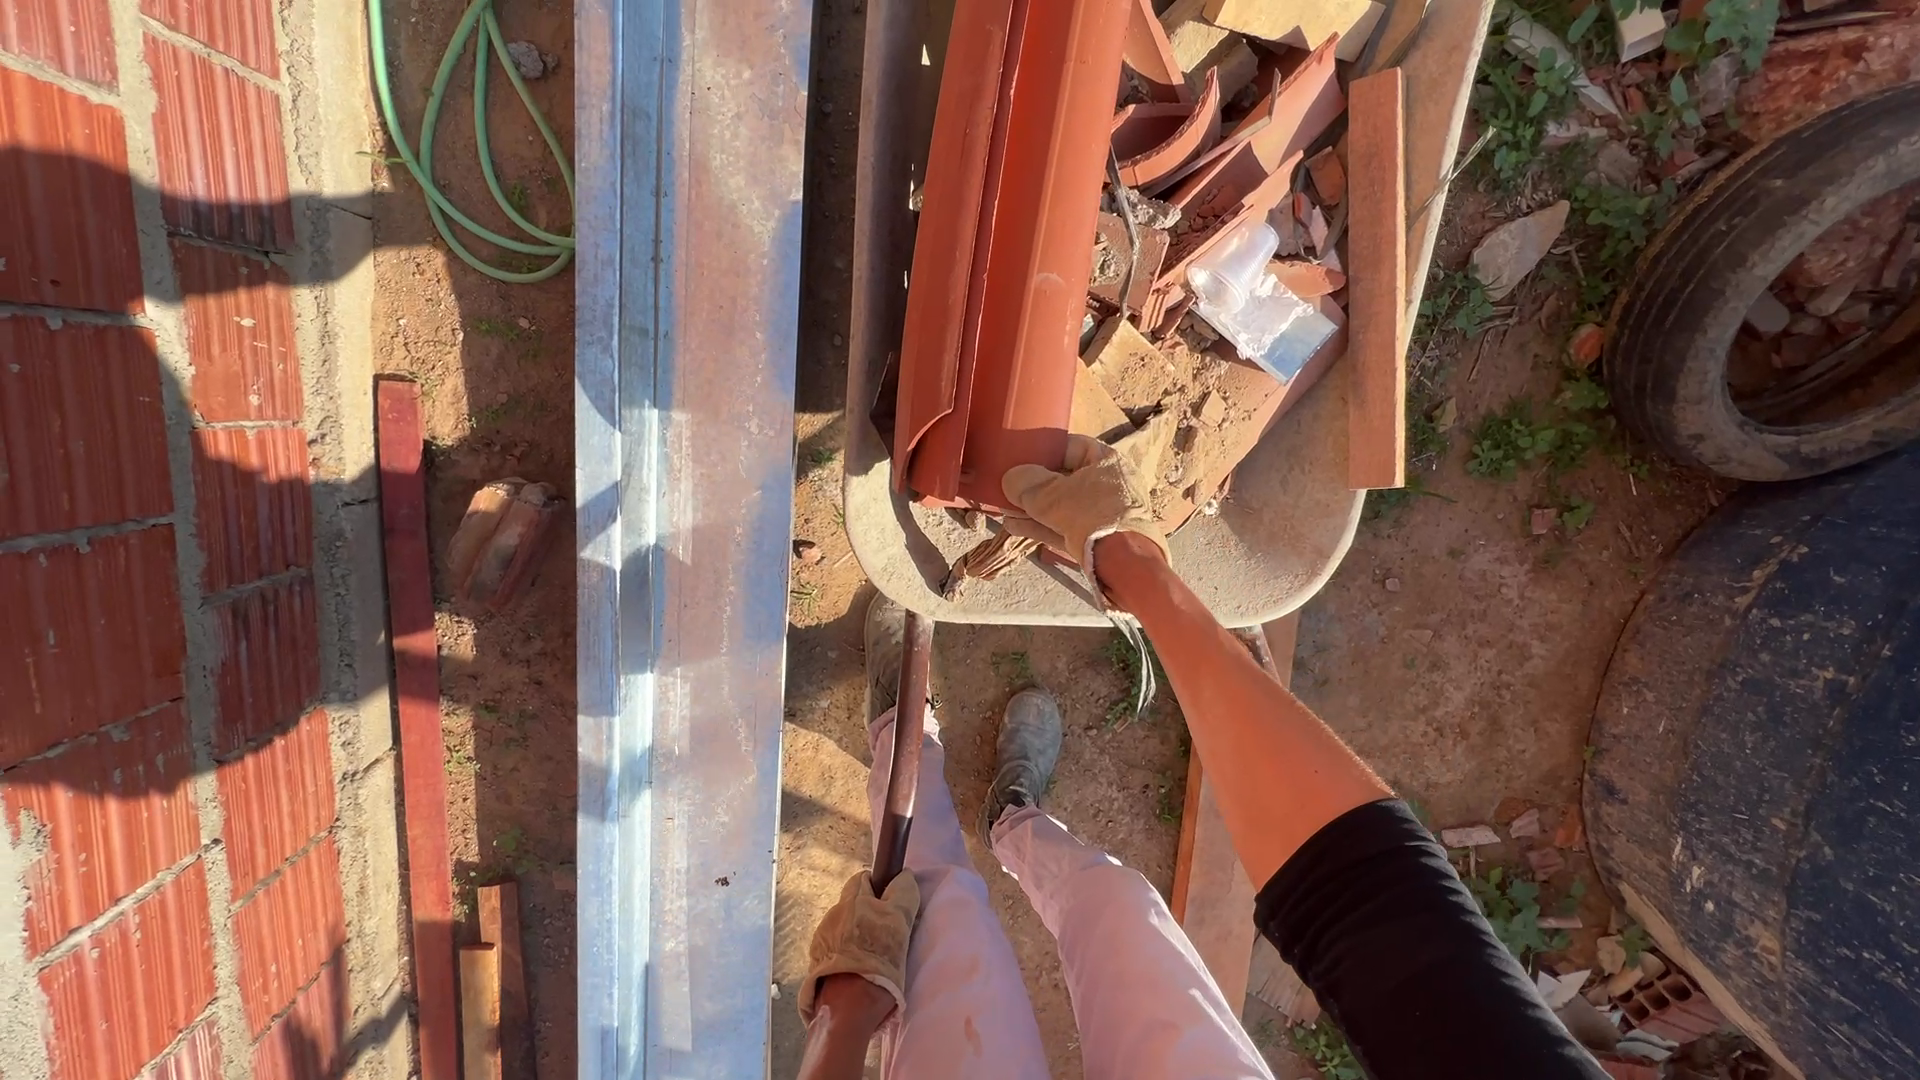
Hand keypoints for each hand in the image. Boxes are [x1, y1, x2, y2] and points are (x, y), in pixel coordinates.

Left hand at [798, 869, 919, 1024]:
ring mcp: (822, 937)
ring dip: (854, 932)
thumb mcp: (900, 925)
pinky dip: (843, 950)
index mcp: (853, 901)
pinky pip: (833, 944)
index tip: (890, 905)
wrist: (846, 1012)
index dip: (878, 888)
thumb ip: (902, 895)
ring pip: (843, 924)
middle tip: (885, 933)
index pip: (864, 878)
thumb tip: (904, 876)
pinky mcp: (815, 959)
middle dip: (867, 912)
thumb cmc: (878, 966)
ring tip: (870, 955)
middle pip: (852, 902)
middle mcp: (834, 913)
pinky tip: (855, 968)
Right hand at [1002, 434, 1170, 584]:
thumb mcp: (1053, 495)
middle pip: (1064, 479)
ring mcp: (1102, 515)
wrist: (1122, 563)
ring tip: (1004, 508)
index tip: (1021, 457)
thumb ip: (1027, 484)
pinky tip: (1013, 526)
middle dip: (1034, 485)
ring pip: (1060, 506)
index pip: (1072, 447)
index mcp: (1107, 462)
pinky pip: (1062, 527)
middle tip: (1009, 486)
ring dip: (1032, 508)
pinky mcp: (1094, 540)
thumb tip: (1011, 479)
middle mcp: (1108, 485)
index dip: (1045, 450)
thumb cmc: (1091, 515)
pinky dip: (1039, 526)